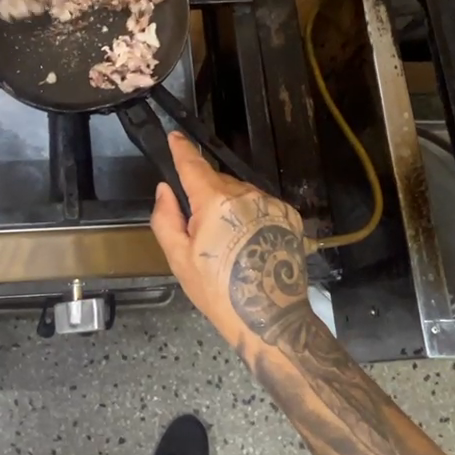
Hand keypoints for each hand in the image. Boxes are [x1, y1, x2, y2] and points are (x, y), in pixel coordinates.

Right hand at [148, 132, 309, 343]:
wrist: (271, 319)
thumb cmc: (220, 292)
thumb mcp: (179, 260)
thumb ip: (166, 218)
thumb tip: (165, 189)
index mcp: (216, 202)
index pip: (194, 165)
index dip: (182, 150)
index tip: (175, 136)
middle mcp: (246, 195)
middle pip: (217, 182)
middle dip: (204, 196)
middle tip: (199, 233)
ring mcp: (271, 204)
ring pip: (239, 194)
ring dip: (228, 207)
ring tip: (227, 245)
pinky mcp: (288, 216)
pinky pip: (259, 205)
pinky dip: (249, 216)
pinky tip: (247, 244)